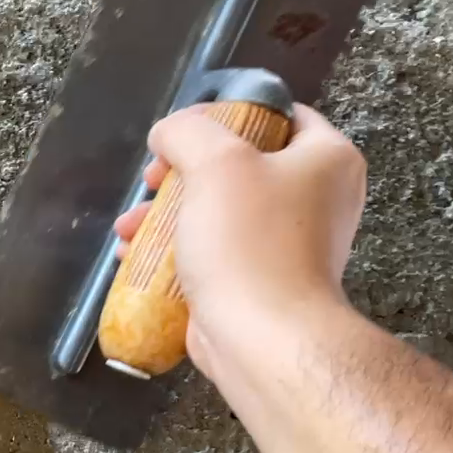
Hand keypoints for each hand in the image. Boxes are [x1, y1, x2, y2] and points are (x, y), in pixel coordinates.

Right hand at [113, 103, 366, 378]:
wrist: (260, 335)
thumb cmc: (247, 243)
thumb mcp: (216, 164)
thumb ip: (189, 132)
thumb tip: (168, 132)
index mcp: (326, 159)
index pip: (279, 117)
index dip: (224, 119)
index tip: (179, 137)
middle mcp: (316, 198)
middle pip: (238, 168)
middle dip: (180, 176)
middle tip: (150, 184)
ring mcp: (287, 244)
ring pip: (218, 213)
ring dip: (165, 217)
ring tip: (126, 229)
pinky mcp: (258, 281)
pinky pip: (213, 253)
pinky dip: (174, 252)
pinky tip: (135, 258)